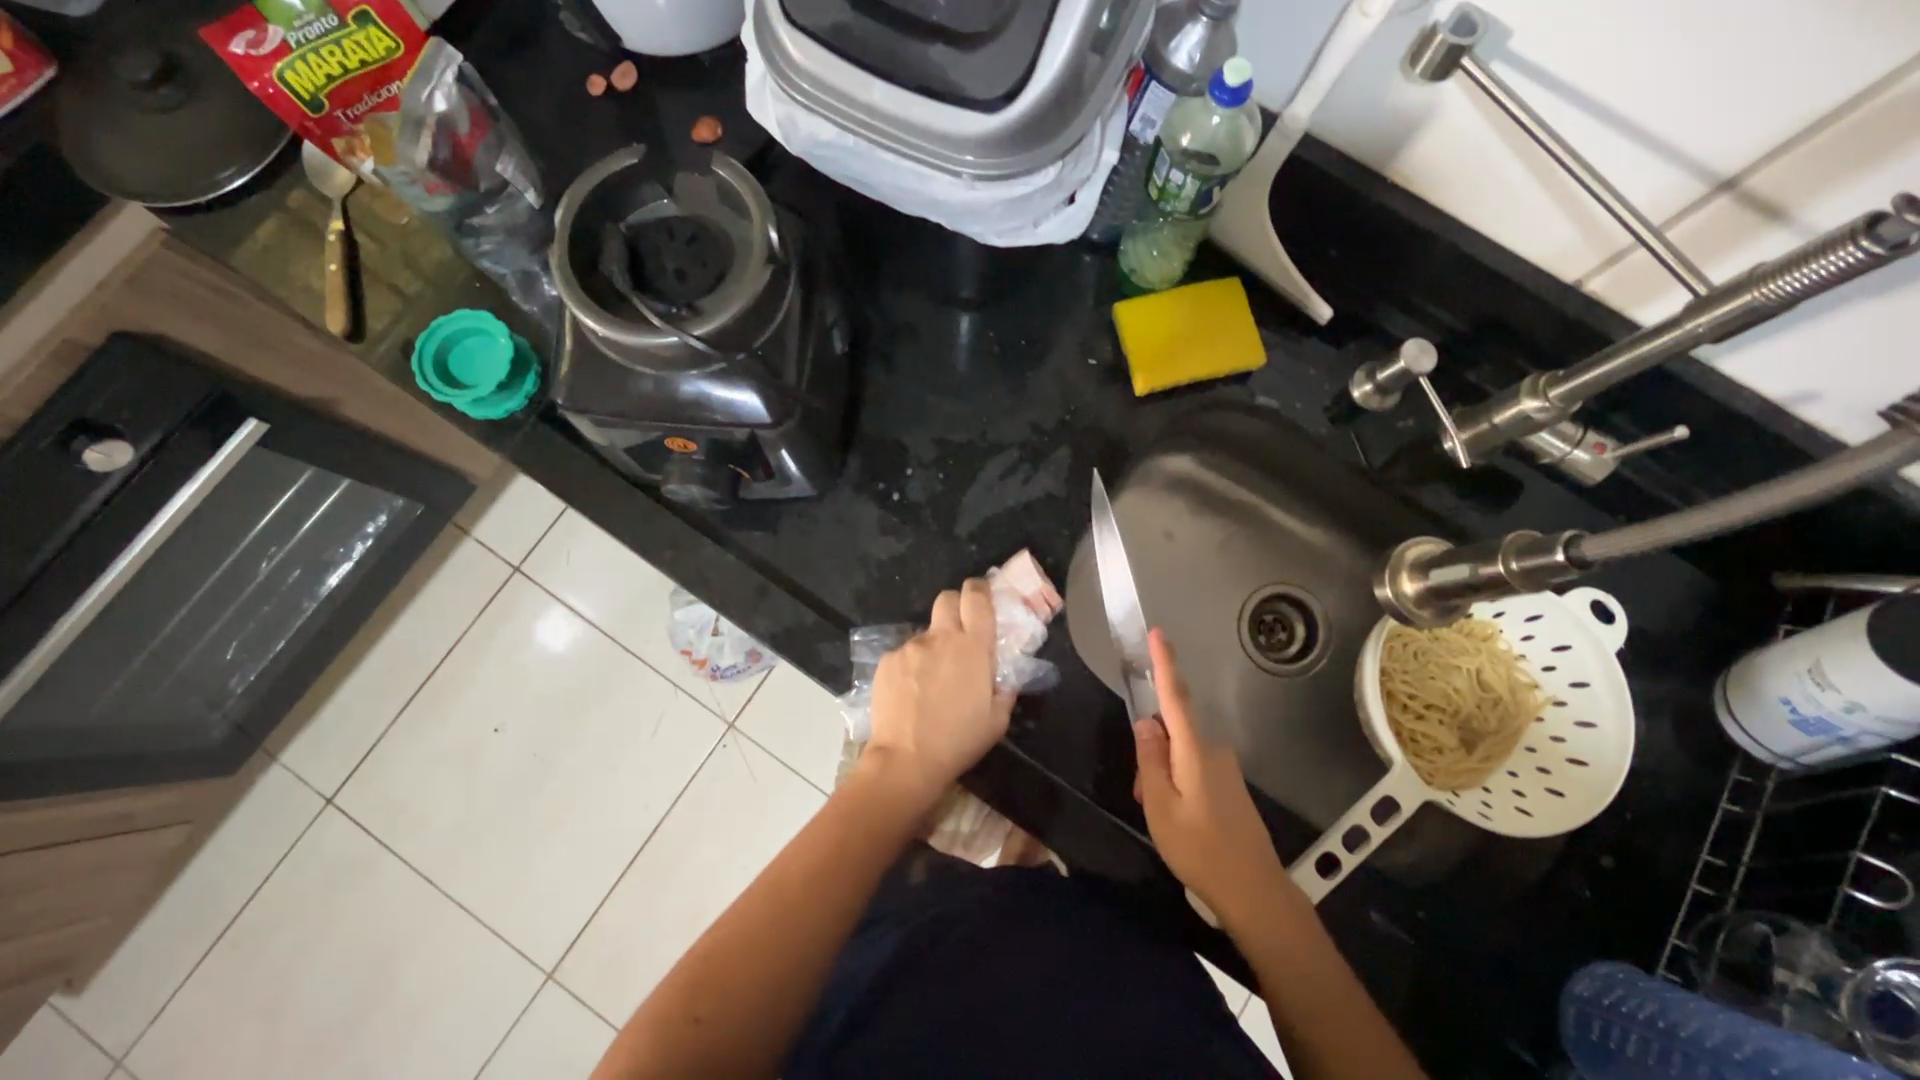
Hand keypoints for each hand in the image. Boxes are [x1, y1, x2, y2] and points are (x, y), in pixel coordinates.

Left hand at [862, 578, 1011, 808]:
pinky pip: (904, 656)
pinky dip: (911, 668)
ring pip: (925, 635)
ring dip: (932, 649)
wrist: (906, 759)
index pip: (976, 597)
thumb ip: (1005, 690)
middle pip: (946, 599)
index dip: (979, 589)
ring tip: (931, 683)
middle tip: (959, 633)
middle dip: (954, 607)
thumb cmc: (959, 741)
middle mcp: (940, 638)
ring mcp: (910, 648)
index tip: (981, 595)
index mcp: (974, 647)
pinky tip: (910, 695)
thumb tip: (1004, 678)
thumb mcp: (997, 720)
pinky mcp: (887, 661)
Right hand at [1133, 628, 1296, 923]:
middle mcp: (1213, 751)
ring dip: (1161, 775)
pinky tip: (1175, 820)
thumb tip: (1146, 724)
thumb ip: (1150, 761)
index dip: (1164, 664)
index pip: (1175, 698)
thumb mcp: (1160, 807)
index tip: (1157, 632)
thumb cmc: (1200, 849)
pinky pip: (1192, 769)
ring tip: (1158, 815)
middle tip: (1142, 796)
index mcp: (1195, 751)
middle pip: (1171, 732)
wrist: (1253, 890)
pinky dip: (1175, 785)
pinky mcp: (1229, 786)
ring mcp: (1225, 768)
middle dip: (1149, 753)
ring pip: (1179, 755)